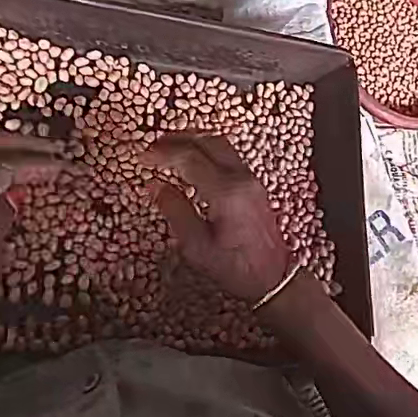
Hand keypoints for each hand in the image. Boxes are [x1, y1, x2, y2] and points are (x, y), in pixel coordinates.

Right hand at [142, 133, 290, 301]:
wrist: (274, 278)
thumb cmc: (234, 267)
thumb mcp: (196, 246)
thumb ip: (175, 211)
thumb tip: (155, 185)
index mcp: (226, 192)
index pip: (189, 157)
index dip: (163, 152)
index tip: (142, 155)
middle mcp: (242, 179)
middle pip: (208, 141)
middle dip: (178, 138)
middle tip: (153, 145)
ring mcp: (252, 180)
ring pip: (222, 145)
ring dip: (194, 141)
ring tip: (169, 148)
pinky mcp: (256, 186)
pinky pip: (230, 156)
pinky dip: (208, 150)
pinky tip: (193, 161)